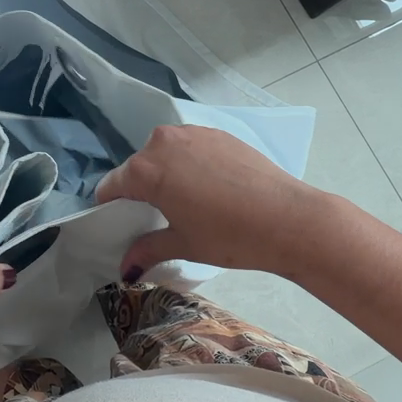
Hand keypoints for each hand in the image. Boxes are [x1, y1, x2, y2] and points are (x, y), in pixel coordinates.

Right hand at [96, 123, 328, 281]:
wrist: (289, 218)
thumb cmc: (230, 235)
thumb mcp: (183, 245)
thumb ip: (147, 249)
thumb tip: (124, 269)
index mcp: (146, 169)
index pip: (112, 185)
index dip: (112, 207)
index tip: (123, 224)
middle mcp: (162, 141)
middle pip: (138, 167)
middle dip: (141, 190)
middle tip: (160, 218)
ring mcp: (192, 133)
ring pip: (165, 154)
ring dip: (167, 174)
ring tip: (189, 203)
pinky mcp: (217, 132)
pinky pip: (190, 147)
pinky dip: (191, 164)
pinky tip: (212, 189)